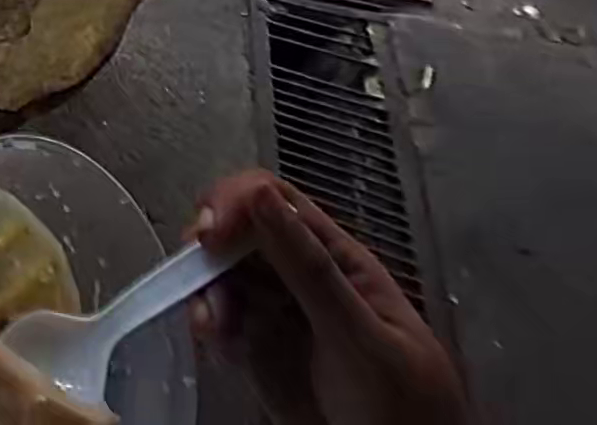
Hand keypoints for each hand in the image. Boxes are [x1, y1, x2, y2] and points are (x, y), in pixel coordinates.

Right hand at [188, 172, 468, 424]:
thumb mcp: (360, 337)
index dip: (236, 201)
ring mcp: (276, 309)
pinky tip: (213, 340)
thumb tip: (260, 192)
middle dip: (210, 244)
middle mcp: (298, 273)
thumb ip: (309, 266)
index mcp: (333, 257)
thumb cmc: (403, 411)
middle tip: (194, 272)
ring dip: (204, 286)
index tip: (210, 232)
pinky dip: (206, 320)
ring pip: (222, 271)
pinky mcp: (258, 347)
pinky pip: (219, 316)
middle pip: (238, 230)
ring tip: (210, 324)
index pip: (276, 200)